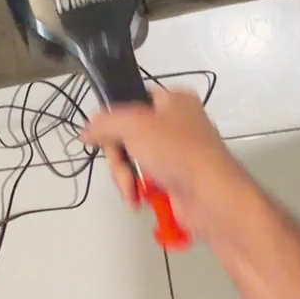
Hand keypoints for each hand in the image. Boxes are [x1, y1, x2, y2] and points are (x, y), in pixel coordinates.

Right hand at [82, 89, 255, 241]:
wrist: (212, 199)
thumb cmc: (176, 152)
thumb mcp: (133, 125)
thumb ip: (104, 122)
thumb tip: (86, 132)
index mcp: (174, 100)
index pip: (132, 99)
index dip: (114, 117)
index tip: (101, 135)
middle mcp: (177, 123)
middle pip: (127, 133)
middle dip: (118, 156)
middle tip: (121, 168)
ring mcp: (177, 152)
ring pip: (133, 158)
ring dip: (126, 176)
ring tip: (131, 191)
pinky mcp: (176, 178)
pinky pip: (145, 178)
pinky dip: (138, 189)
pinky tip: (138, 199)